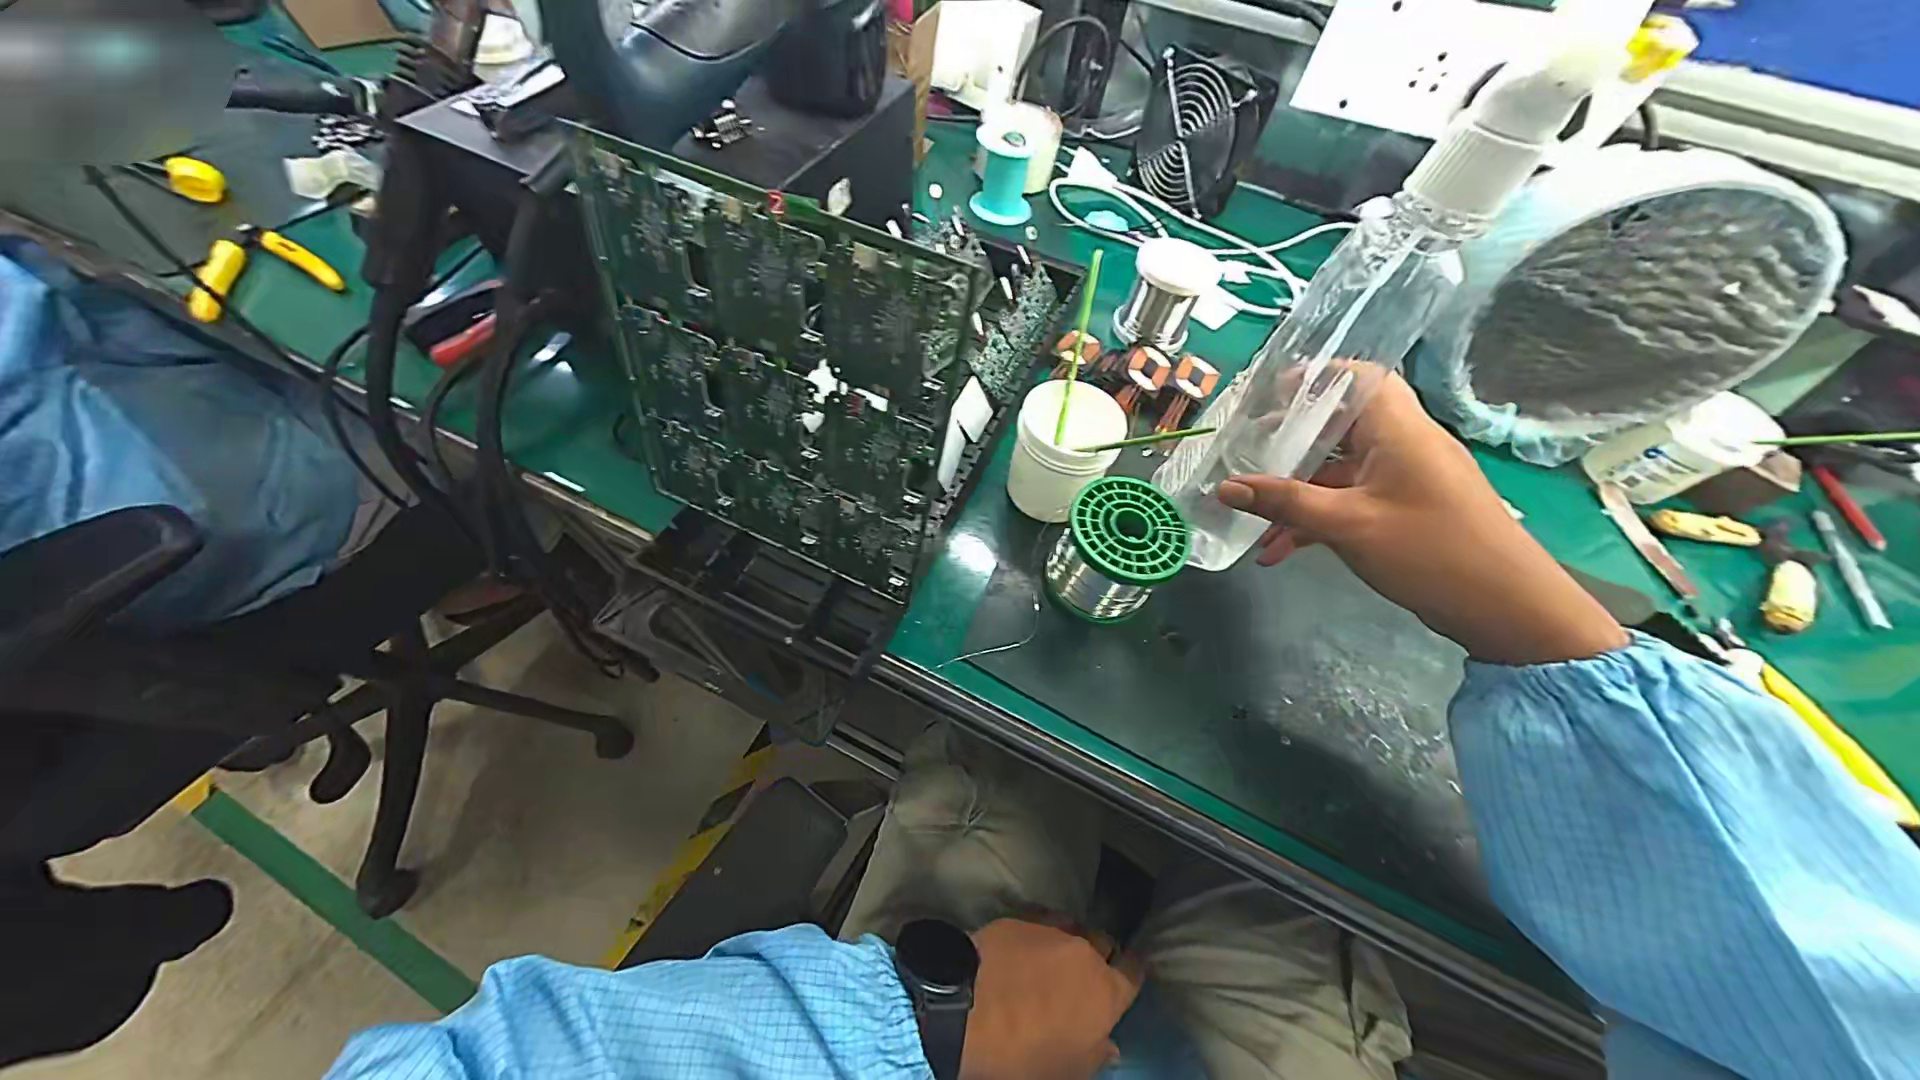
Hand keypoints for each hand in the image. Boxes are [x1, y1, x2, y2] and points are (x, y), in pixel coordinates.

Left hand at [959, 918, 1142, 1079]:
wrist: (971, 1006)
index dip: (1132, 972)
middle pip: (1105, 943)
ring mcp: (1054, 929)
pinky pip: (1044, 918)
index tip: (1127, 973)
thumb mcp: (1068, 1070)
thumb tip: (1110, 1044)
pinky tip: (1031, 941)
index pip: (1133, 972)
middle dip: (1102, 953)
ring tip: (1058, 954)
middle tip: (1088, 971)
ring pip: (1075, 926)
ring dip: (1072, 939)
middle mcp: (1086, 953)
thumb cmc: (1024, 1052)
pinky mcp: (1024, 916)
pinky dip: (1043, 928)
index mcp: (1106, 993)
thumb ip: (1096, 1054)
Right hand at [1215, 373, 1628, 665]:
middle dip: (1288, 444)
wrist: (1507, 609)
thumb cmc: (1429, 551)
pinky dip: (1315, 519)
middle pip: (1338, 427)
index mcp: (1398, 430)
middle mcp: (1401, 445)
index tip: (1267, 397)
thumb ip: (1283, 502)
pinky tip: (1279, 550)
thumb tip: (1225, 487)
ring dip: (1295, 494)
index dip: (1313, 379)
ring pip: (1337, 472)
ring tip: (1251, 517)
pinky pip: (1348, 501)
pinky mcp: (1402, 510)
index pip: (1358, 379)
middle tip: (1245, 455)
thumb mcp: (1346, 524)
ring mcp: (1402, 479)